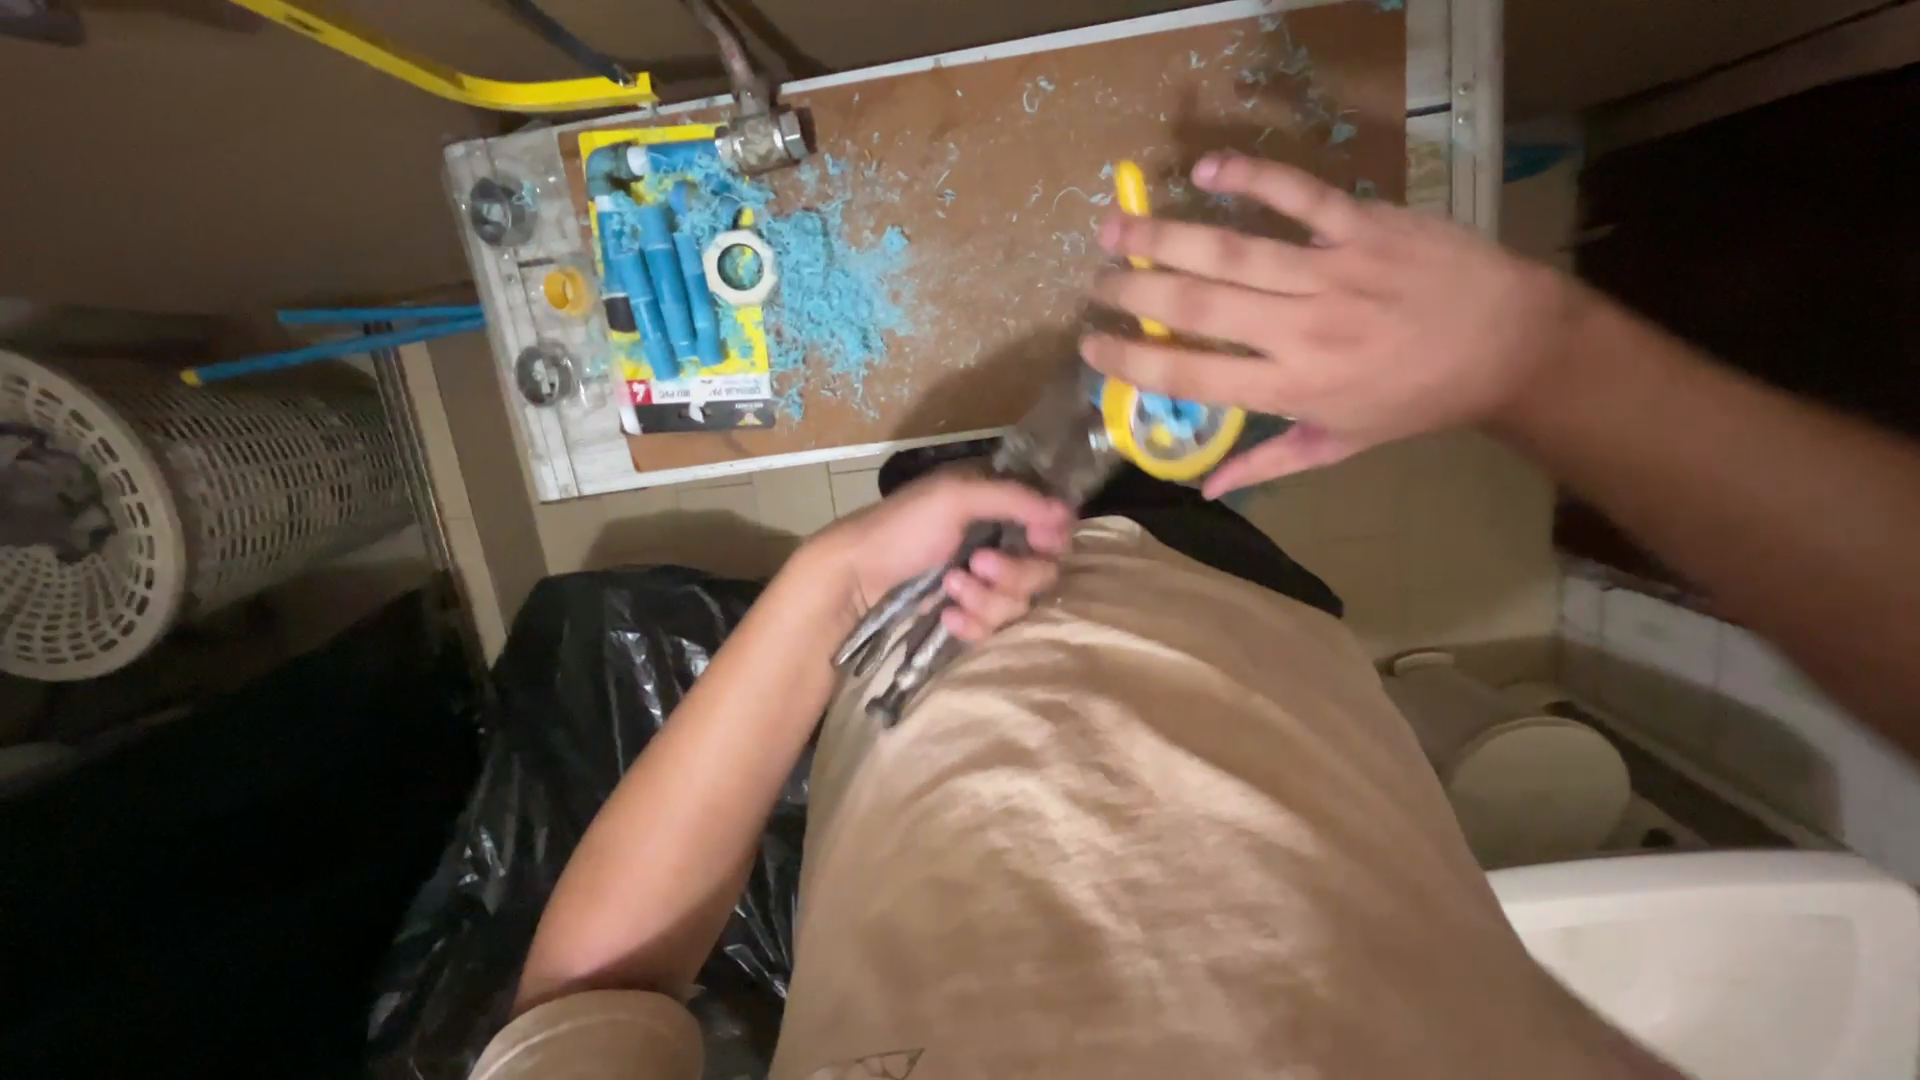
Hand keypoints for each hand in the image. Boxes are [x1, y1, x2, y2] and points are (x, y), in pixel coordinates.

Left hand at [805, 470, 1073, 641]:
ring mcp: (984, 582)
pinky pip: (994, 628)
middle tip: (977, 565)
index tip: (1038, 541)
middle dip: (1013, 573)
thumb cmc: (903, 527)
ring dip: (986, 599)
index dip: (1052, 538)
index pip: (1054, 526)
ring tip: (950, 589)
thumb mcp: (954, 497)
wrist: (856, 576)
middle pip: (1043, 571)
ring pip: (1018, 604)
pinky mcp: (968, 613)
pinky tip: (948, 616)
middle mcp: (999, 542)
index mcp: (999, 506)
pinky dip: (972, 624)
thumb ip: (1013, 499)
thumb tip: (1066, 511)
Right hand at [1079, 152, 1574, 496]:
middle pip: (1199, 306)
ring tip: (1114, 226)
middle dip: (1135, 291)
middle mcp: (1302, 330)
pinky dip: (1252, 176)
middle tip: (1095, 283)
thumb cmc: (1412, 401)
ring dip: (1165, 235)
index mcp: (1290, 388)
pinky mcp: (1363, 225)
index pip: (1192, 375)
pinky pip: (1299, 194)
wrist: (1508, 345)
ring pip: (1233, 249)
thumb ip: (1266, 463)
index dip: (1133, 359)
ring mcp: (1332, 272)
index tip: (1092, 347)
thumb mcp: (1337, 444)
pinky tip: (1205, 167)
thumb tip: (1204, 489)